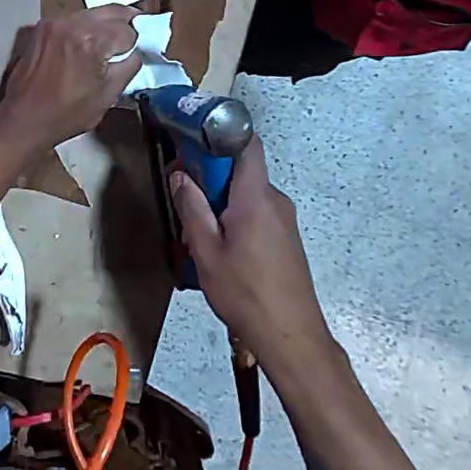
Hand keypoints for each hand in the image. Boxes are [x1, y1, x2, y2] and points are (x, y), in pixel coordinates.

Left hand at [0, 5, 142, 152]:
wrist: (23, 119)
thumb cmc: (67, 114)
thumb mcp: (107, 96)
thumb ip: (128, 68)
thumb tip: (137, 53)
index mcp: (91, 41)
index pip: (128, 30)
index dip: (137, 43)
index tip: (140, 51)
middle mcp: (73, 23)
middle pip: (112, 12)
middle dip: (126, 23)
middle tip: (136, 36)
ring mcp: (54, 23)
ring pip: (91, 13)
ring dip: (105, 24)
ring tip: (112, 41)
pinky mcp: (41, 28)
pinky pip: (72, 20)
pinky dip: (84, 28)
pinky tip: (86, 44)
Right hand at [169, 135, 333, 368]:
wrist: (289, 334)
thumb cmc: (244, 292)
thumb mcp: (206, 251)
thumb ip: (192, 208)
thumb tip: (180, 175)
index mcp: (256, 197)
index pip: (247, 143)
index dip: (221, 135)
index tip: (192, 144)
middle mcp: (275, 200)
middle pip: (242, 171)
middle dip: (211, 178)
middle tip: (184, 199)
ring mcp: (285, 219)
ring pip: (247, 195)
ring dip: (221, 204)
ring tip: (199, 235)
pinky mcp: (287, 238)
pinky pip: (257, 214)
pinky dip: (236, 219)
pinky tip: (221, 250)